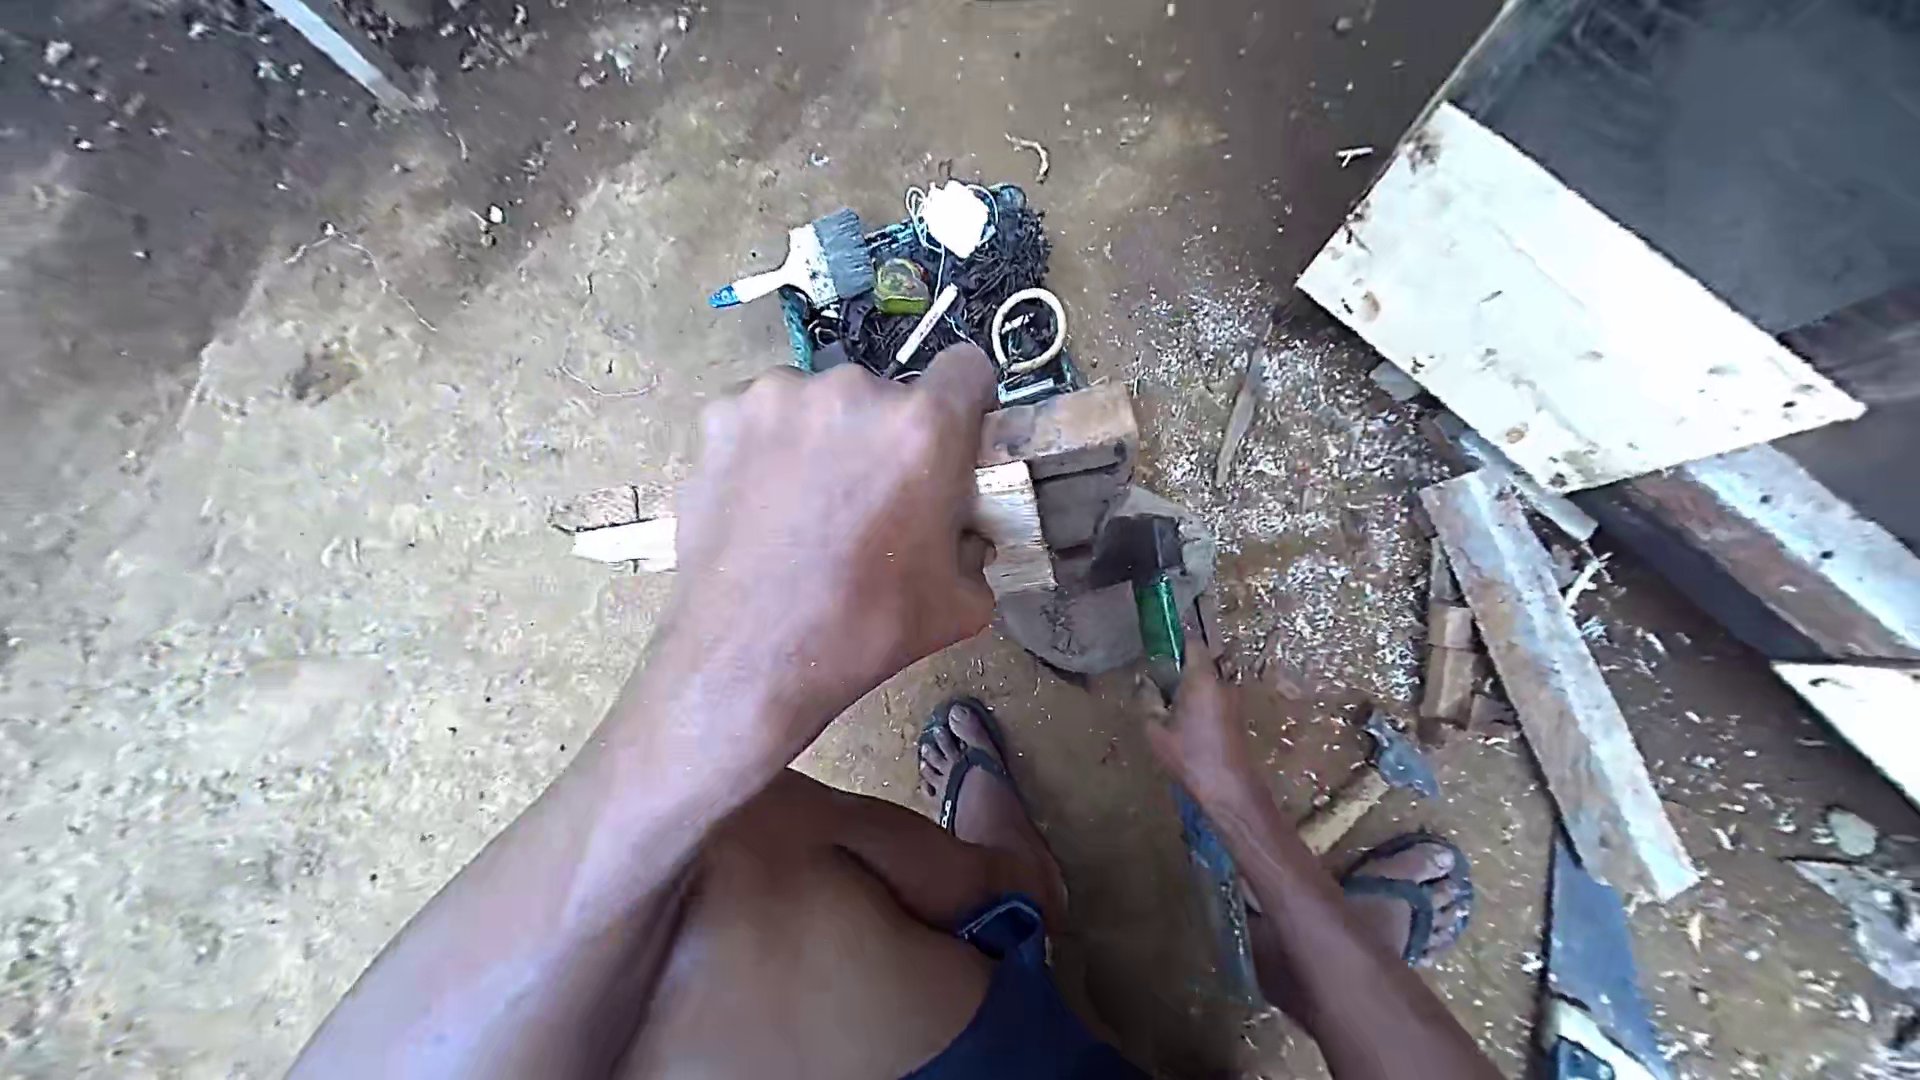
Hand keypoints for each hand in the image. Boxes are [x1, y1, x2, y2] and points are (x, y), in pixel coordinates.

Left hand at [651, 344, 999, 766]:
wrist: (751, 660)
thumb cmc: (867, 629)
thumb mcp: (961, 601)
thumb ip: (977, 544)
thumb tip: (963, 531)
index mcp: (923, 428)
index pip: (968, 368)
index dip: (967, 405)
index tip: (952, 441)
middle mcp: (852, 392)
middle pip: (892, 396)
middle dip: (892, 437)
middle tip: (874, 498)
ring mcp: (777, 397)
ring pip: (826, 403)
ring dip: (831, 438)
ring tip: (811, 503)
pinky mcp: (721, 416)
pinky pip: (767, 417)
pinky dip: (773, 445)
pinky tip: (766, 500)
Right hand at [1144, 629, 1263, 809]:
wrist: (1229, 789)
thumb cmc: (1189, 755)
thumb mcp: (1155, 728)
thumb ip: (1147, 698)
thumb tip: (1144, 680)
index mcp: (1201, 679)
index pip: (1193, 643)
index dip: (1176, 641)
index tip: (1160, 647)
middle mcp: (1222, 683)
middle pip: (1199, 664)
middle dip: (1180, 671)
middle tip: (1158, 686)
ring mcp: (1233, 700)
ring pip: (1207, 683)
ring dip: (1190, 689)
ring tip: (1170, 709)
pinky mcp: (1237, 717)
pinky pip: (1215, 698)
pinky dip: (1200, 703)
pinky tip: (1186, 725)